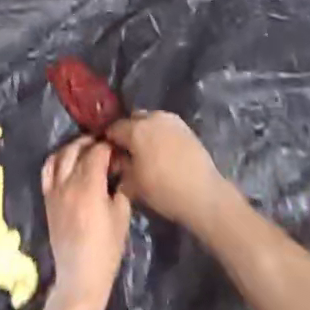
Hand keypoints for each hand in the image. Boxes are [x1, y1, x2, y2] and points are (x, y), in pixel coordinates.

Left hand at [41, 137, 130, 309]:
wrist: (80, 277)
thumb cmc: (106, 249)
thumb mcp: (122, 215)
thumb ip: (122, 186)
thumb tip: (120, 168)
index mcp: (90, 185)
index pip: (98, 151)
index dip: (109, 146)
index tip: (119, 149)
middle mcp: (69, 183)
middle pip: (77, 148)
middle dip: (92, 142)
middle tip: (105, 145)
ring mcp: (54, 190)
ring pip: (60, 155)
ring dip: (73, 147)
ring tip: (86, 149)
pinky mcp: (47, 199)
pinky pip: (47, 170)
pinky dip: (57, 160)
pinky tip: (67, 161)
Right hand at [105, 111, 229, 228]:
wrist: (202, 191)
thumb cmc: (163, 189)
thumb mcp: (133, 184)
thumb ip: (121, 167)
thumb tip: (116, 160)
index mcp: (137, 129)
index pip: (114, 128)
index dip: (108, 140)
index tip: (107, 153)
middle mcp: (153, 117)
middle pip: (133, 120)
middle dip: (127, 132)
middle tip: (127, 153)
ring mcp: (171, 119)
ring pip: (150, 120)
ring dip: (144, 132)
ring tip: (146, 152)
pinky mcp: (185, 126)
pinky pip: (164, 125)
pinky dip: (159, 134)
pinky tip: (162, 152)